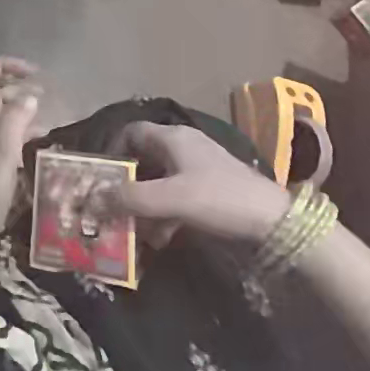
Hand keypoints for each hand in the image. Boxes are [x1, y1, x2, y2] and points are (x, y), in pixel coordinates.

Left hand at [0, 57, 41, 252]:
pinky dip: (25, 131)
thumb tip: (30, 95)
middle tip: (46, 94)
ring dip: (24, 108)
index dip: (5, 64)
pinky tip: (41, 142)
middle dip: (20, 85)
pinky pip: (9, 134)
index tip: (33, 72)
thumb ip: (15, 121)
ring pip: (3, 112)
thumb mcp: (1, 154)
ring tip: (50, 115)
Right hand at [108, 122, 289, 244]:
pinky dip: (163, 215)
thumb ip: (131, 198)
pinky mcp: (209, 191)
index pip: (132, 132)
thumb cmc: (219, 199)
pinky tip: (159, 238)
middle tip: (110, 208)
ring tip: (133, 231)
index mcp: (173, 138)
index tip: (100, 178)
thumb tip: (95, 198)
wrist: (274, 223)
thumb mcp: (171, 198)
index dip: (113, 150)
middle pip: (143, 160)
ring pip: (158, 182)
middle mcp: (183, 147)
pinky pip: (174, 197)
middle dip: (126, 185)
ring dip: (143, 205)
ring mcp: (198, 169)